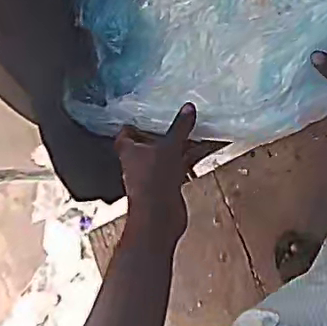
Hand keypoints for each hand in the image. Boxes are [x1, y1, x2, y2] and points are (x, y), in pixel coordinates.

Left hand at [115, 103, 197, 249]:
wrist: (160, 218)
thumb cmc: (155, 180)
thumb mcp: (169, 147)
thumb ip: (179, 127)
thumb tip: (188, 107)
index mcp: (129, 152)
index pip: (125, 135)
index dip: (132, 126)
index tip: (142, 115)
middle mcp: (138, 164)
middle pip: (147, 145)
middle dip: (160, 134)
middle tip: (174, 120)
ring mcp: (152, 176)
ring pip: (165, 156)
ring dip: (178, 147)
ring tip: (193, 133)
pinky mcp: (166, 187)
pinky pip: (178, 167)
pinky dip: (187, 159)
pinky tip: (201, 152)